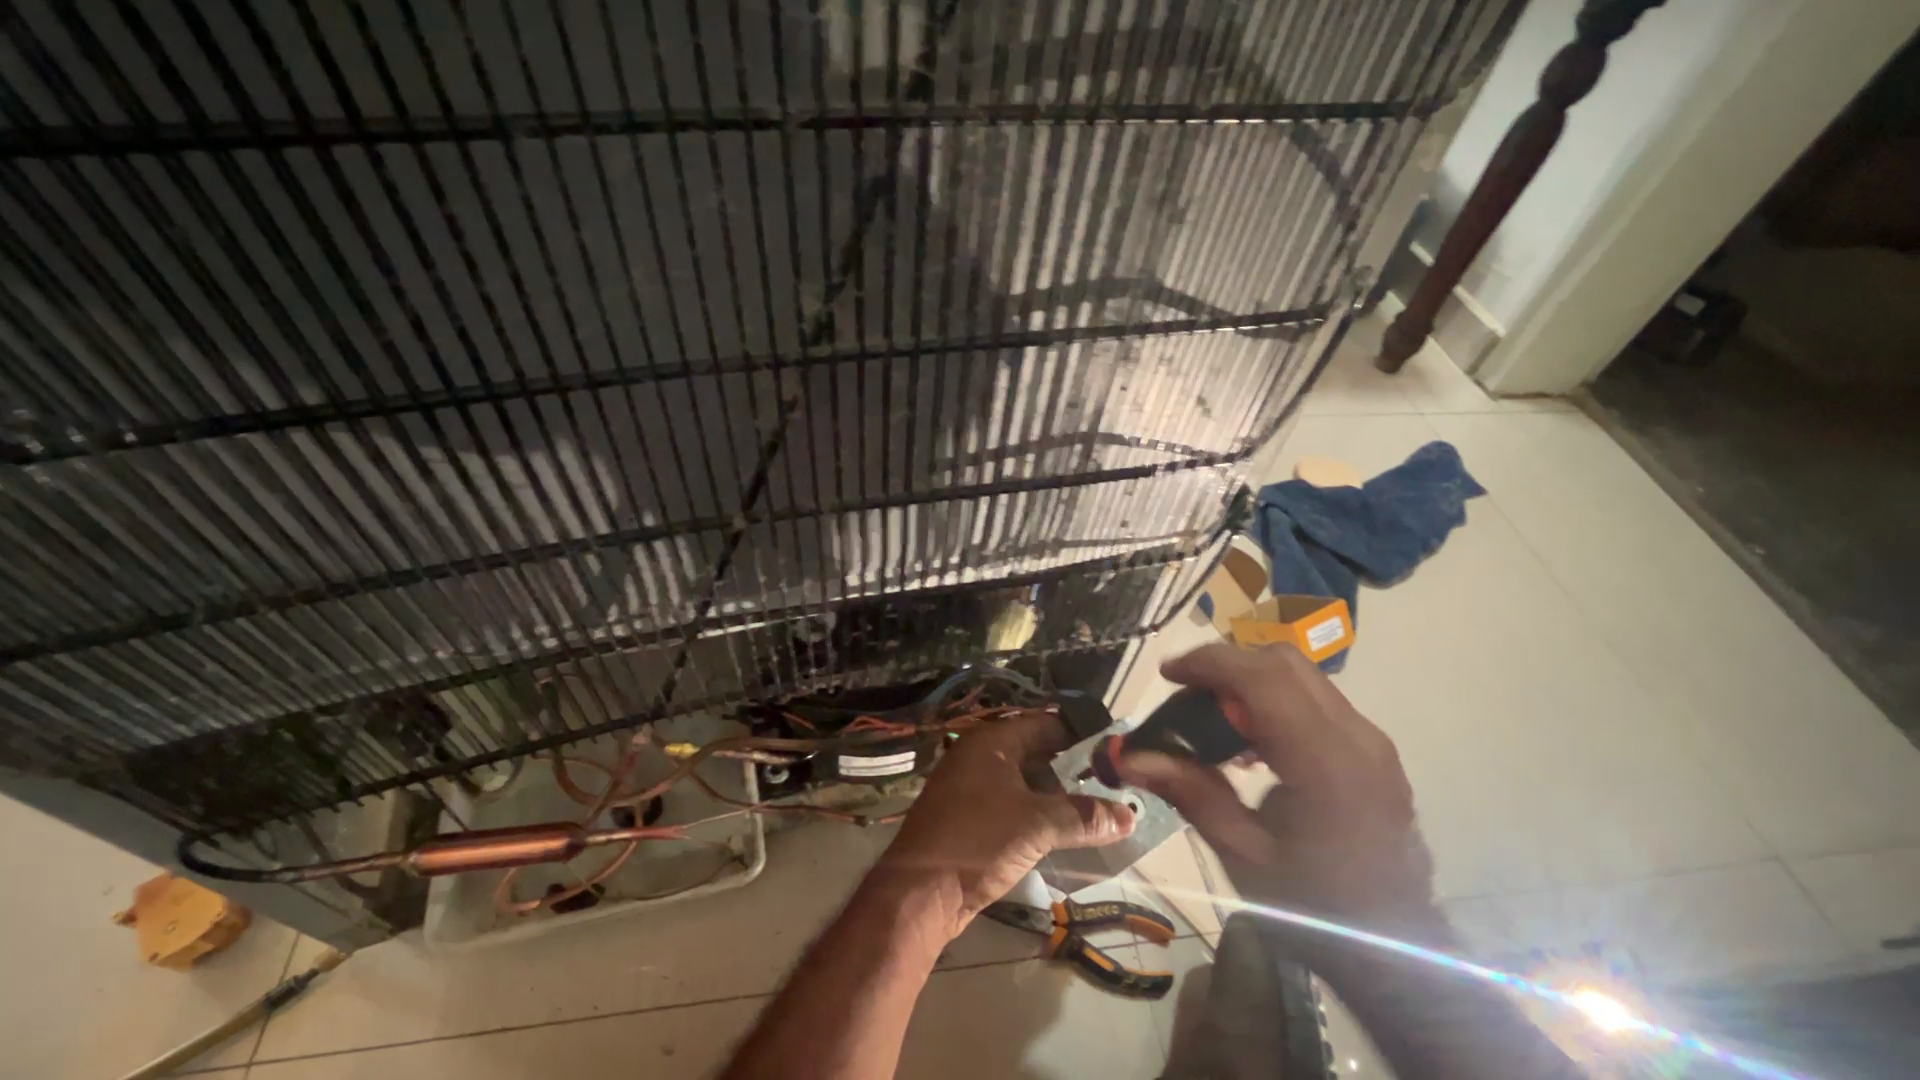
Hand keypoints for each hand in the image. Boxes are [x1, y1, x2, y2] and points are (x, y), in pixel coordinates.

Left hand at [877, 710, 1135, 938]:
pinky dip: (1038, 816)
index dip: (1080, 734)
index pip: (1045, 724)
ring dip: (1058, 797)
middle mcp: (979, 758)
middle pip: (1036, 754)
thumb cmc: (978, 842)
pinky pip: (1013, 808)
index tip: (1116, 747)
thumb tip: (1130, 815)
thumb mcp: (1037, 825)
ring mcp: (970, 790)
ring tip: (1099, 810)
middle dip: (1073, 770)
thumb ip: (1084, 816)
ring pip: (1025, 784)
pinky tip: (1066, 834)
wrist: (920, 892)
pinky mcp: (968, 820)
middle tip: (1116, 783)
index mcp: (991, 743)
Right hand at [1116, 643, 1436, 932]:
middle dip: (1227, 665)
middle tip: (1183, 695)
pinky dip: (1275, 700)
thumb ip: (1192, 793)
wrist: (1396, 946)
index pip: (1266, 680)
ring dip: (1250, 680)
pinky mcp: (1374, 749)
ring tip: (1211, 720)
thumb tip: (1130, 757)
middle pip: (1285, 664)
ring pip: (1303, 676)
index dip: (1212, 663)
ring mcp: (1372, 741)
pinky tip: (1250, 742)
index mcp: (1326, 765)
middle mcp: (1357, 738)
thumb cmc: (1313, 906)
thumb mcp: (1243, 855)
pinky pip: (1317, 700)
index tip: (1169, 674)